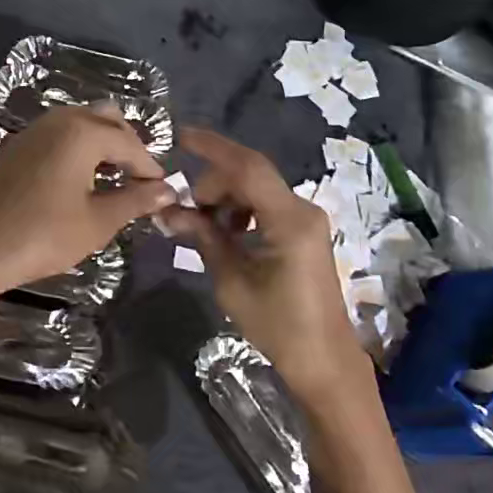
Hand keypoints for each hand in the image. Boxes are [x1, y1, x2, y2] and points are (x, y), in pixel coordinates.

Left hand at [0, 103, 174, 293]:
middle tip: (139, 178)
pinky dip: (76, 149)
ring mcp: (33, 131)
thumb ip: (137, 200)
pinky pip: (57, 136)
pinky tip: (78, 181)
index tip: (163, 190)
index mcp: (83, 132)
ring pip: (79, 123)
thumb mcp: (99, 221)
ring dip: (102, 144)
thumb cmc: (44, 235)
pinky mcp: (15, 147)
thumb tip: (168, 190)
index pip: (130, 143)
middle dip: (128, 144)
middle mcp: (59, 120)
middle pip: (106, 119)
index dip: (150, 167)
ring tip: (113, 178)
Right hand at [162, 128, 368, 406]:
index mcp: (289, 220)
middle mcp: (303, 209)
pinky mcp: (305, 230)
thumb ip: (203, 238)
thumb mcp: (231, 281)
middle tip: (187, 210)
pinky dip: (244, 210)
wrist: (322, 357)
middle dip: (214, 183)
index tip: (182, 135)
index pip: (248, 167)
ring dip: (228, 197)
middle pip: (252, 175)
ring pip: (259, 188)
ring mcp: (308, 219)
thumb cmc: (276, 326)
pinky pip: (269, 205)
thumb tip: (169, 211)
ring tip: (205, 226)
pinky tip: (228, 234)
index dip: (213, 148)